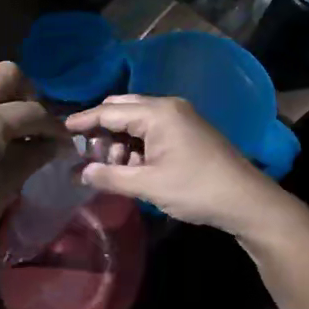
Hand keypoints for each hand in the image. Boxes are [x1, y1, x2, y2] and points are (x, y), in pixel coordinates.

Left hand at [0, 62, 65, 263]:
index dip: (54, 126)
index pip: (31, 111)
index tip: (66, 141)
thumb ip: (34, 155)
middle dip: (28, 96)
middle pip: (7, 75)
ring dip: (7, 101)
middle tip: (36, 127)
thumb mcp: (6, 184)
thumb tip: (58, 143)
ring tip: (17, 135)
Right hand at [65, 95, 290, 235]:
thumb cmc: (195, 189)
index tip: (62, 129)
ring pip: (136, 122)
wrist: (246, 200)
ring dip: (120, 142)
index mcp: (157, 113)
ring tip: (114, 170)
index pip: (109, 111)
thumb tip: (80, 173)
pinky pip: (152, 131)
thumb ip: (110, 177)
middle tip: (89, 156)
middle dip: (102, 131)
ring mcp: (180, 118)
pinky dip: (137, 146)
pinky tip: (132, 168)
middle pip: (122, 110)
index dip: (83, 121)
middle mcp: (167, 107)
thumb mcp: (148, 185)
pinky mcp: (188, 132)